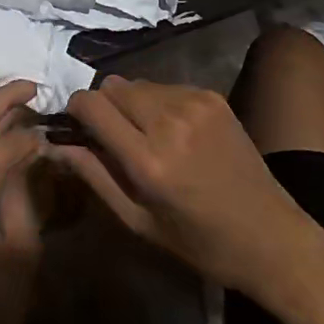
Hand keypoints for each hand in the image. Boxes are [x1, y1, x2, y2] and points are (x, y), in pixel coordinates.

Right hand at [49, 76, 323, 294]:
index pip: (93, 105)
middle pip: (114, 86)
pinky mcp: (212, 95)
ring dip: (131, 102)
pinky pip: (167, 86)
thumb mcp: (138, 222)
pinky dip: (159, 102)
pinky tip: (173, 131)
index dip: (76, 109)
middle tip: (110, 134)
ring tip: (144, 134)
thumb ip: (95, 177)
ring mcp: (194, 102)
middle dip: (103, 105)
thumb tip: (57, 146)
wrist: (267, 231)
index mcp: (148, 159)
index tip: (75, 124)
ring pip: (140, 83)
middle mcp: (169, 120)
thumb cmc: (197, 240)